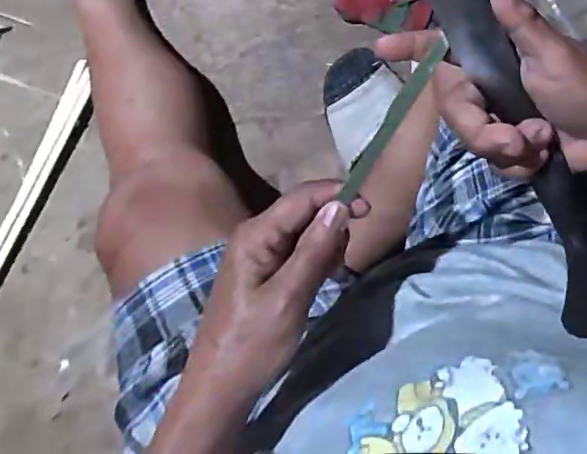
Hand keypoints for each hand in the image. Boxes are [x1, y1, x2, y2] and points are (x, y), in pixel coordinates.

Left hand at [185, 181, 369, 400]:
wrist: (218, 393)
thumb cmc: (251, 346)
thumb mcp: (288, 297)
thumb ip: (314, 249)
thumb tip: (341, 204)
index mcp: (256, 234)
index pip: (305, 195)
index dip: (339, 194)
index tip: (368, 211)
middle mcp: (256, 233)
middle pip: (308, 207)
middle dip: (334, 222)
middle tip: (342, 257)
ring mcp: (260, 249)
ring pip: (308, 225)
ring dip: (328, 241)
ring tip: (330, 273)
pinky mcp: (266, 266)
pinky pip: (302, 244)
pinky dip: (319, 254)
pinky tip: (321, 277)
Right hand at [375, 0, 586, 176]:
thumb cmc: (583, 86)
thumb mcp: (553, 52)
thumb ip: (520, 20)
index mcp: (494, 54)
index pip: (444, 45)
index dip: (412, 46)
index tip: (379, 48)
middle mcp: (487, 82)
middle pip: (454, 108)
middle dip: (484, 132)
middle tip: (518, 139)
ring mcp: (495, 115)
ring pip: (472, 140)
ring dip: (509, 148)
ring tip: (541, 140)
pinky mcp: (506, 145)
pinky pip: (492, 162)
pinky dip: (519, 163)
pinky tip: (543, 153)